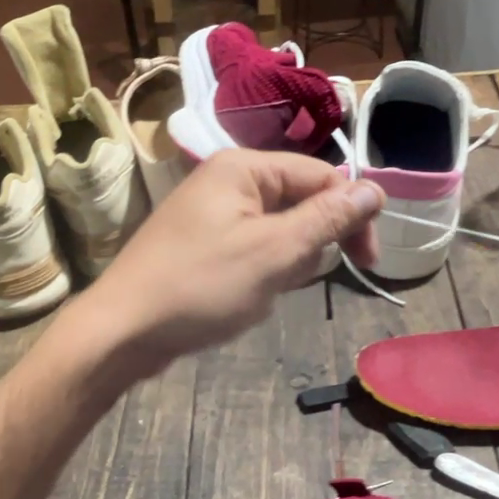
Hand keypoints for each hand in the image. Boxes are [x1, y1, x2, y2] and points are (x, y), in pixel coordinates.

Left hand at [75, 150, 383, 370]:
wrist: (123, 330)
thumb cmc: (201, 286)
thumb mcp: (275, 252)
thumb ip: (327, 219)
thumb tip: (375, 189)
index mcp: (243, 168)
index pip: (322, 176)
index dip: (351, 216)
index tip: (366, 263)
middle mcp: (226, 182)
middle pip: (299, 203)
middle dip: (306, 247)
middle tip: (288, 281)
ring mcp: (209, 215)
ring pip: (276, 234)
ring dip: (281, 267)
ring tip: (253, 294)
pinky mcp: (199, 247)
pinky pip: (249, 253)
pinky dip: (256, 277)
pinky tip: (238, 301)